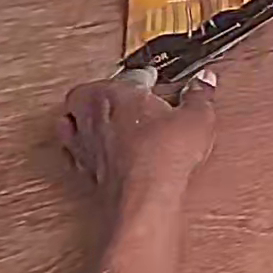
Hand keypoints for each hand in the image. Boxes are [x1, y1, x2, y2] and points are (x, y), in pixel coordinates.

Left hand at [58, 69, 217, 214]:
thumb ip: (198, 96)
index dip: (143, 76)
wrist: (146, 195)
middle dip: (100, 94)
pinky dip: (83, 152)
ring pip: (69, 125)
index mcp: (114, 94)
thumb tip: (203, 80)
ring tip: (97, 119)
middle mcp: (93, 117)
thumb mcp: (196, 117)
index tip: (152, 78)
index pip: (128, 77)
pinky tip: (97, 153)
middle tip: (117, 94)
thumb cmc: (163, 153)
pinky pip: (76, 156)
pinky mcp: (86, 174)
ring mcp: (86, 147)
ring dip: (81, 120)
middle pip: (85, 96)